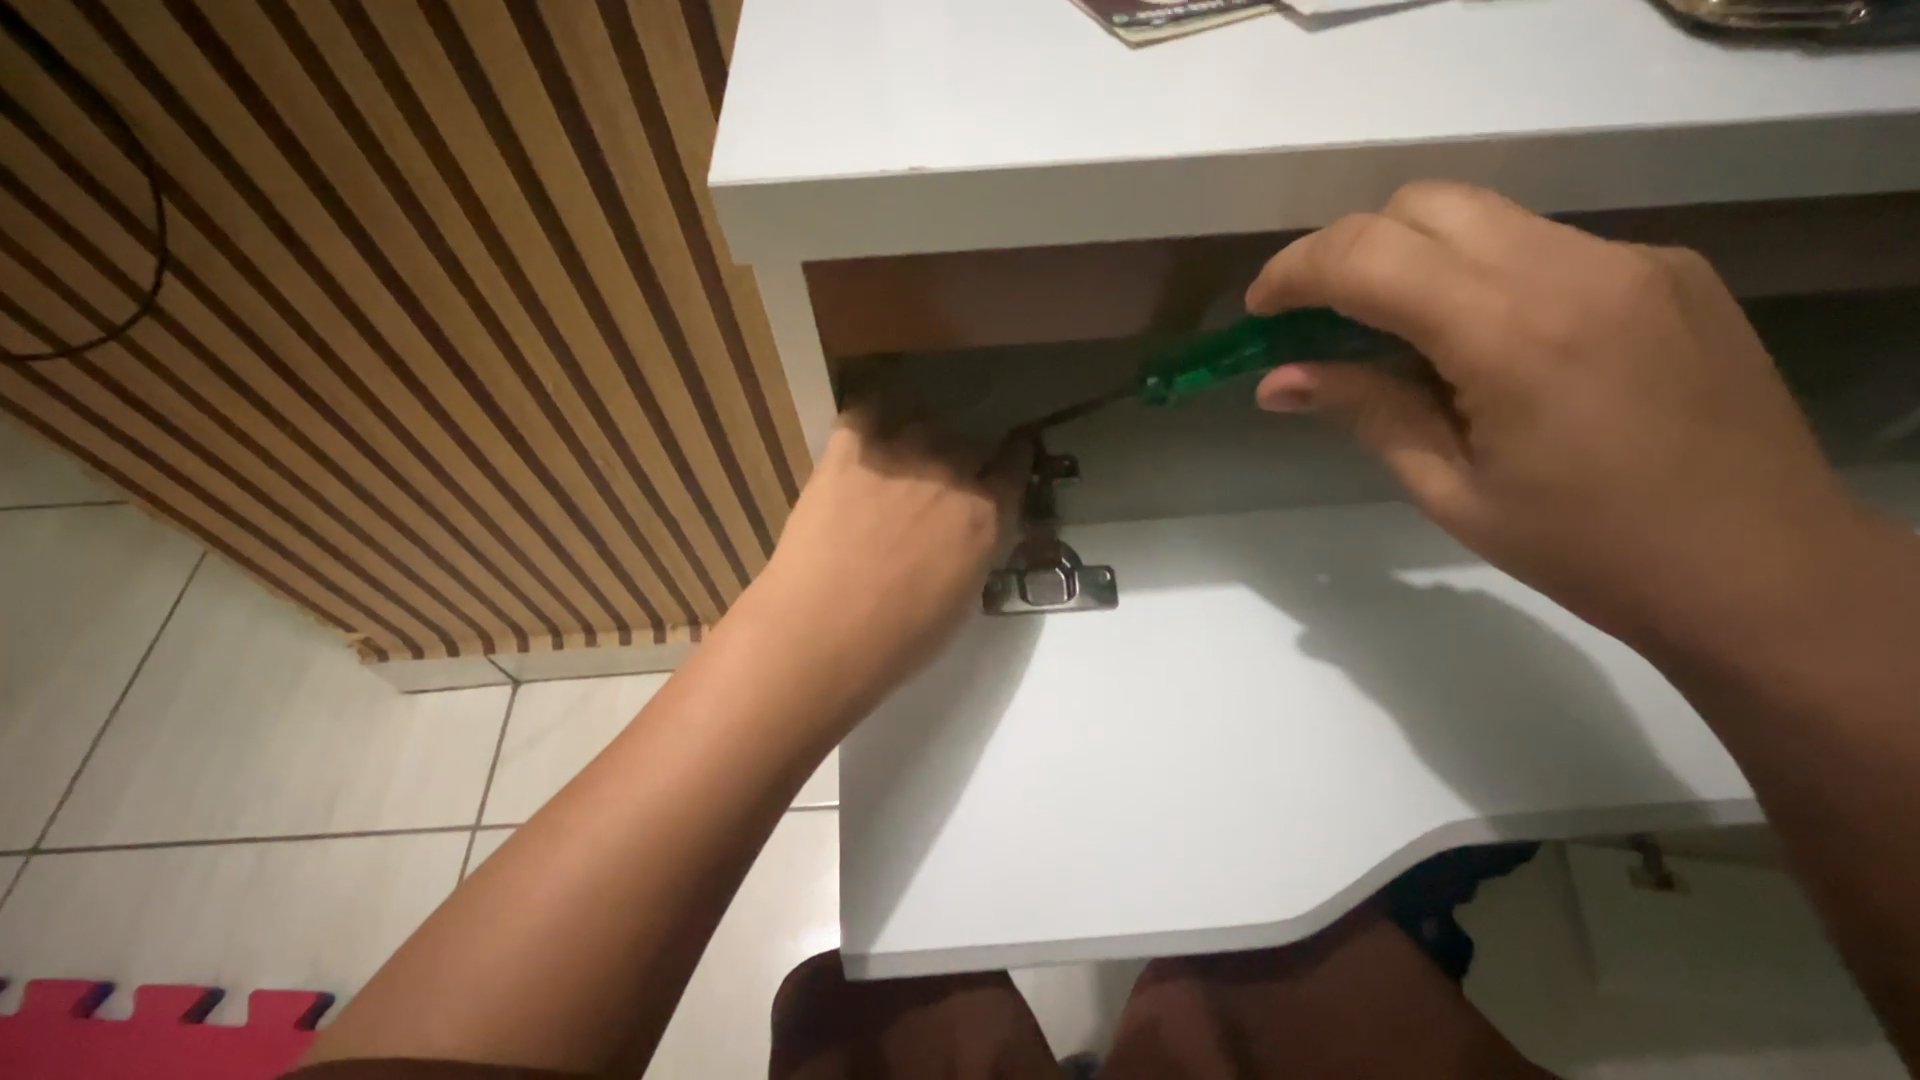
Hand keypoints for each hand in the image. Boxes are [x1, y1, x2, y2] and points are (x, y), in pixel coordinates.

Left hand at [745, 410, 1029, 710]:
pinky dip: (868, 422)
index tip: (1005, 459)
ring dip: (919, 442)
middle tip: (941, 483)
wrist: (821, 633)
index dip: (1011, 460)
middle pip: (968, 443)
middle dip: (962, 458)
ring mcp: (899, 457)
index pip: (1013, 466)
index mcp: (985, 516)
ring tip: (901, 463)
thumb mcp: (962, 601)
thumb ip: (974, 552)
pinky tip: (862, 440)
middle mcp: (950, 474)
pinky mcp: (846, 452)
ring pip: (922, 425)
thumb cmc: (898, 640)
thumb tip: (966, 534)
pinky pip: (864, 414)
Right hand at [1245, 181, 1876, 647]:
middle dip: (1350, 250)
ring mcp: (1634, 259)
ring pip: (1485, 216)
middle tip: (1318, 320)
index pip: (1371, 255)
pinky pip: (1543, 245)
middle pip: (1424, 205)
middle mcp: (1577, 267)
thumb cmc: (1588, 550)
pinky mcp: (1668, 269)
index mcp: (1514, 333)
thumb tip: (1277, 381)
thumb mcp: (1451, 490)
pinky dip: (1484, 275)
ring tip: (1395, 338)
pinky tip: (1487, 347)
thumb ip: (1365, 411)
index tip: (1260, 311)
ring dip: (1416, 259)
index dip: (1296, 272)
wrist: (1763, 569)